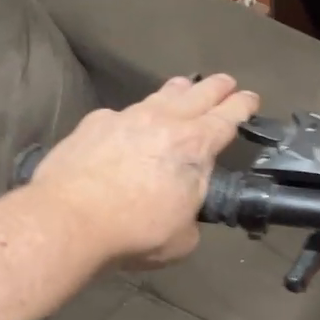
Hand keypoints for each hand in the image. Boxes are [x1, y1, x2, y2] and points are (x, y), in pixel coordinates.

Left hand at [27, 75, 258, 266]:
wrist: (69, 219)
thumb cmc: (135, 231)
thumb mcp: (183, 237)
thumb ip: (192, 213)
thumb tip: (185, 206)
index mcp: (195, 146)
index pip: (227, 117)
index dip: (243, 106)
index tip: (251, 98)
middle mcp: (164, 121)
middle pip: (199, 93)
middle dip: (217, 87)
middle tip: (227, 83)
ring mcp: (126, 117)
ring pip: (160, 95)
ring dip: (178, 91)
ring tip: (184, 87)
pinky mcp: (94, 123)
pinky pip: (123, 113)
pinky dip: (134, 117)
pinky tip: (130, 125)